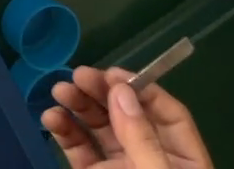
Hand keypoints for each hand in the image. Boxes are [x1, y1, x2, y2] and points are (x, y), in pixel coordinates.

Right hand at [43, 66, 212, 168]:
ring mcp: (120, 166)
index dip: (140, 89)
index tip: (111, 74)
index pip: (167, 113)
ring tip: (59, 91)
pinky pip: (77, 146)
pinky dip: (62, 128)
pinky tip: (51, 118)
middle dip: (101, 90)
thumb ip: (141, 138)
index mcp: (183, 161)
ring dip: (77, 103)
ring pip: (97, 124)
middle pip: (126, 112)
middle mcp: (150, 156)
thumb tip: (120, 90)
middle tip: (78, 75)